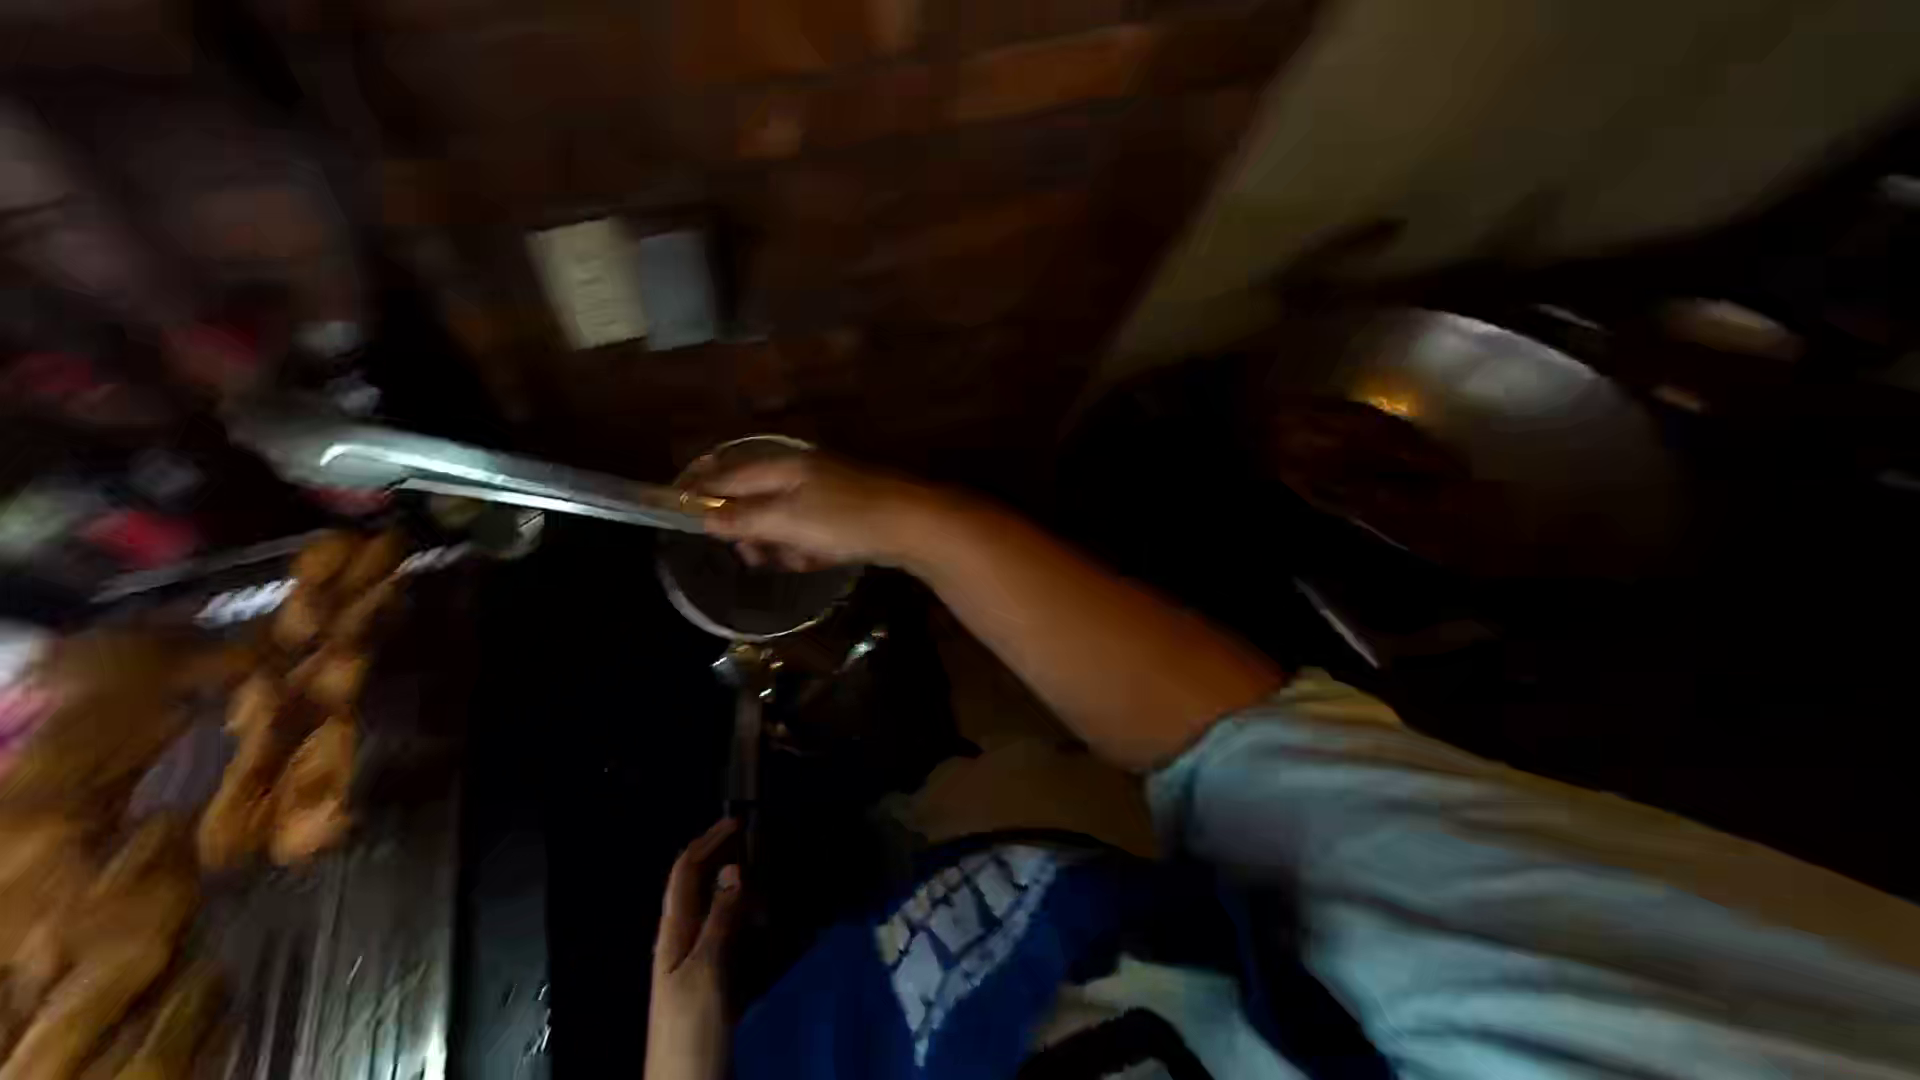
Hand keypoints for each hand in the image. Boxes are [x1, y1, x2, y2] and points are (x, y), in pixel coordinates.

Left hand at [645, 818, 742, 1079]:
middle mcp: (681, 941)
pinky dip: (743, 913)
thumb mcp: (706, 972)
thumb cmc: (691, 1033)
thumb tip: (733, 870)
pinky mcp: (710, 980)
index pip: (685, 873)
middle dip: (722, 856)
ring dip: (736, 884)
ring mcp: (694, 961)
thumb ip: (719, 920)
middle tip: (756, 842)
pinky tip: (762, 917)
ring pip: (714, 906)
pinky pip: (726, 932)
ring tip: (766, 876)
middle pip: (697, 885)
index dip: (707, 842)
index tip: (737, 821)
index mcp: (673, 934)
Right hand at [699, 456, 945, 569]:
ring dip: (784, 545)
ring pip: (784, 521)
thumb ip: (743, 518)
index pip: (728, 474)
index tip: (676, 508)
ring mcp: (827, 491)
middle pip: (755, 500)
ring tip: (800, 559)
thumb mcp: (786, 520)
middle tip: (757, 556)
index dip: (700, 490)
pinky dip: (811, 548)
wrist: (914, 525)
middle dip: (752, 532)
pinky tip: (821, 559)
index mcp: (783, 465)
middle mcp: (802, 471)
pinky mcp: (846, 513)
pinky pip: (812, 532)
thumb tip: (704, 515)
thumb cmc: (845, 519)